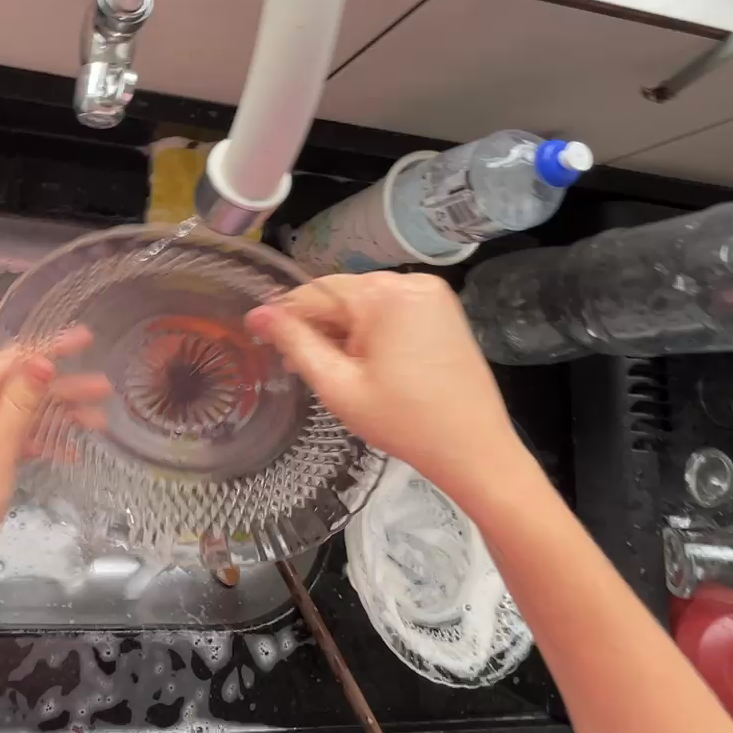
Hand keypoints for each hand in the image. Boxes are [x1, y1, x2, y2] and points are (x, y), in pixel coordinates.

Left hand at [0, 326, 109, 568]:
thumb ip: (20, 400)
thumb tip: (42, 361)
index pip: (9, 361)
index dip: (48, 348)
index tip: (81, 339)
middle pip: (22, 384)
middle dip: (63, 386)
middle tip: (101, 383)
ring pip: (27, 410)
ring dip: (61, 413)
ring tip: (100, 416)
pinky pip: (23, 433)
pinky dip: (47, 437)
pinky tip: (74, 445)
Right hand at [244, 273, 520, 485]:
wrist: (476, 451)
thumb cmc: (403, 423)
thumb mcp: (339, 386)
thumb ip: (295, 343)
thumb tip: (257, 314)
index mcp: (383, 295)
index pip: (314, 292)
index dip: (283, 314)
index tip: (256, 334)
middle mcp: (409, 281)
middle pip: (340, 294)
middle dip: (316, 325)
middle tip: (296, 365)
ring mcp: (430, 292)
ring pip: (363, 301)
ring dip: (341, 328)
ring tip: (330, 368)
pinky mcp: (442, 308)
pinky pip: (389, 308)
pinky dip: (370, 328)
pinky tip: (362, 361)